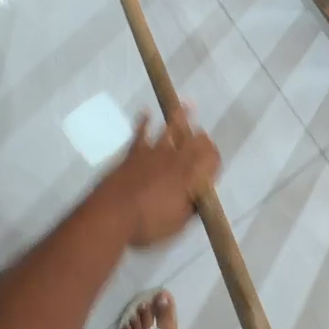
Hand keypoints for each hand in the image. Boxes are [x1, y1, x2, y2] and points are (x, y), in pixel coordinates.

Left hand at [94, 106, 220, 247]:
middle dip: (201, 137)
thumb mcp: (177, 224)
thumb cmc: (149, 224)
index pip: (211, 158)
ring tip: (188, 104)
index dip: (214, 157)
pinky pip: (142, 132)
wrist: (113, 214)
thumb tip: (198, 199)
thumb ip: (190, 208)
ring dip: (181, 116)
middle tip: (203, 135)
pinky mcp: (135, 152)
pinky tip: (146, 112)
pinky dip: (144, 121)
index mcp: (190, 176)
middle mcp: (176, 159)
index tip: (214, 160)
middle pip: (195, 140)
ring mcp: (155, 152)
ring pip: (172, 128)